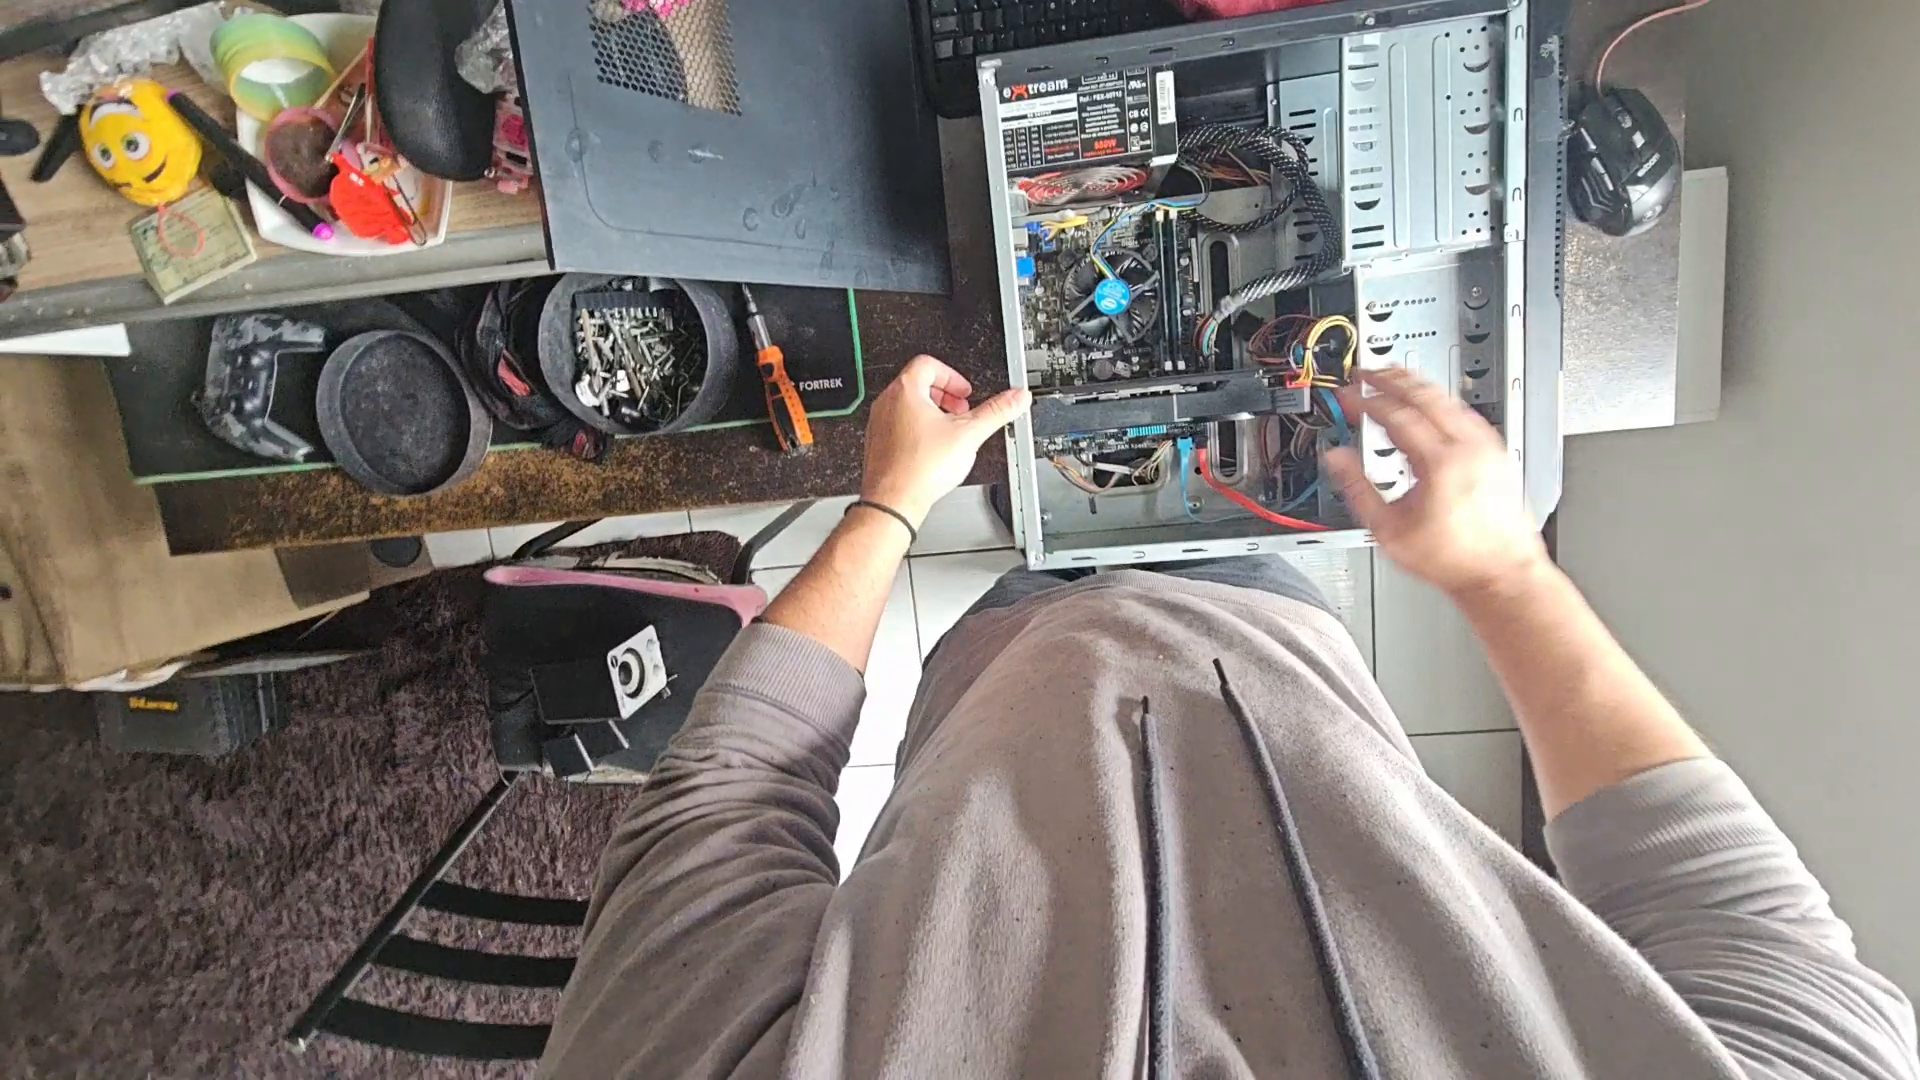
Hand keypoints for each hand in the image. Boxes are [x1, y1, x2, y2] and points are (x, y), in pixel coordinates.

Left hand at [860, 355, 1031, 525]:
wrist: (893, 500)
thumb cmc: (919, 468)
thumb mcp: (969, 434)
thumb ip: (996, 412)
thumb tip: (1016, 398)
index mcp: (906, 391)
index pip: (928, 364)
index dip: (953, 376)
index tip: (965, 392)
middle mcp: (887, 403)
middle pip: (918, 384)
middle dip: (944, 396)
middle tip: (960, 411)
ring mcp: (879, 424)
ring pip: (907, 407)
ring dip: (931, 413)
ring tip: (949, 432)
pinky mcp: (878, 444)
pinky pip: (898, 427)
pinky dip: (917, 431)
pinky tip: (932, 451)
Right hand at [1325, 368, 1548, 597]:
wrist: (1502, 571)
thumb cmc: (1453, 558)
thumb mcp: (1388, 528)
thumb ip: (1357, 488)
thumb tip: (1336, 458)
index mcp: (1439, 463)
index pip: (1395, 415)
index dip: (1365, 400)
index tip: (1346, 394)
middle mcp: (1468, 448)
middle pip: (1426, 395)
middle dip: (1391, 378)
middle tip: (1366, 371)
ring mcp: (1487, 448)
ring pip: (1449, 400)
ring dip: (1418, 384)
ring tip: (1394, 377)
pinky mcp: (1498, 454)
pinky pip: (1466, 413)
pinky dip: (1441, 401)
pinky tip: (1430, 403)